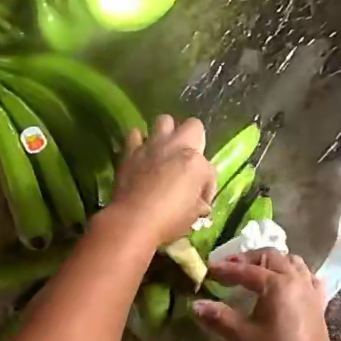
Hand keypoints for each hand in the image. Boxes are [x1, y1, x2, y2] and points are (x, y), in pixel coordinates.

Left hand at [107, 115, 215, 246]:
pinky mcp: (130, 151)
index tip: (201, 201)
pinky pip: (136, 135)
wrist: (133, 220)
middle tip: (188, 159)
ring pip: (164, 120)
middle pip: (193, 126)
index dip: (207, 186)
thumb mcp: (194, 214)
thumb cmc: (170, 219)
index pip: (210, 169)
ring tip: (165, 150)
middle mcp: (177, 146)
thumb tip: (200, 202)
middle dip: (193, 138)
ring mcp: (152, 146)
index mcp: (197, 162)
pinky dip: (139, 142)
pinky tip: (142, 155)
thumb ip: (199, 202)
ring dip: (167, 133)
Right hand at [194, 250, 340, 340]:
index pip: (246, 270)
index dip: (225, 269)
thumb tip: (196, 305)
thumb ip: (220, 318)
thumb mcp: (245, 338)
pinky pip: (306, 275)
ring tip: (254, 272)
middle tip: (228, 268)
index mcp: (277, 284)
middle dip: (248, 259)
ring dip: (271, 261)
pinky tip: (285, 282)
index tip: (206, 269)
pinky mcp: (319, 301)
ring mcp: (310, 288)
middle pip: (270, 256)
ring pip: (291, 261)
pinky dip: (293, 272)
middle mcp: (296, 279)